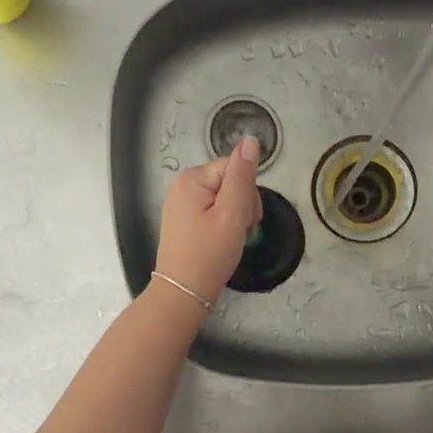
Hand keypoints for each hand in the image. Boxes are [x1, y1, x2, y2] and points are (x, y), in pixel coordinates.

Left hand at [155, 138, 262, 303]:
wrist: (184, 292)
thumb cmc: (209, 254)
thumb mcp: (232, 213)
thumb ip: (242, 176)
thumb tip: (250, 140)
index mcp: (192, 178)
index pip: (235, 169)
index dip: (248, 193)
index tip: (248, 219)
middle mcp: (183, 185)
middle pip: (230, 182)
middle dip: (243, 205)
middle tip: (240, 232)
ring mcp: (181, 204)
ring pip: (224, 199)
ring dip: (236, 217)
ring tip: (232, 240)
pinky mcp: (184, 221)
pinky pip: (213, 212)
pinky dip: (224, 225)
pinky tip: (223, 242)